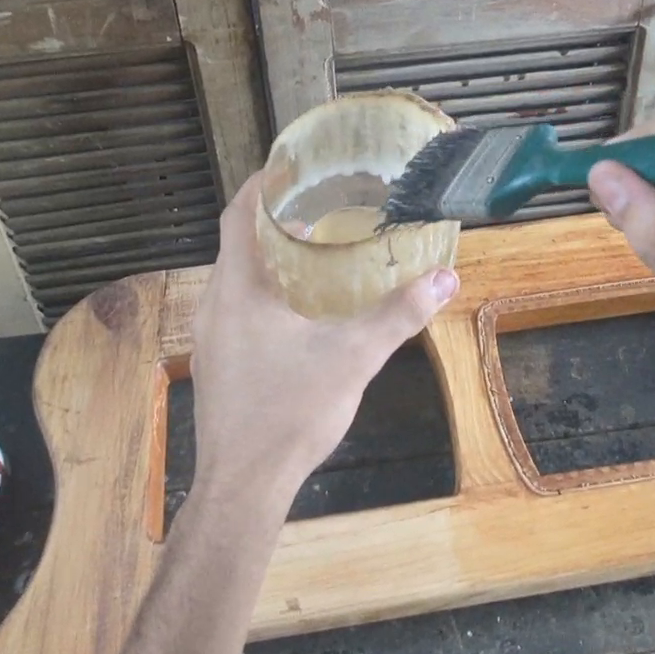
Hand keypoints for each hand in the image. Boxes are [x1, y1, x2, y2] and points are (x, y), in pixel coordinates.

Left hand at [188, 175, 459, 505]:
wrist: (244, 486)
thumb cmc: (290, 411)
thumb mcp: (353, 357)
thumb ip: (398, 315)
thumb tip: (445, 278)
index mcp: (238, 289)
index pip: (237, 214)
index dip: (260, 184)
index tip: (291, 167)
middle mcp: (214, 303)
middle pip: (236, 241)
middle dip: (272, 218)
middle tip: (318, 204)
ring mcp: (209, 335)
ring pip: (235, 276)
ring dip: (267, 256)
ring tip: (313, 246)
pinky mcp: (214, 361)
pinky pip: (235, 306)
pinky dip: (262, 289)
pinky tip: (297, 306)